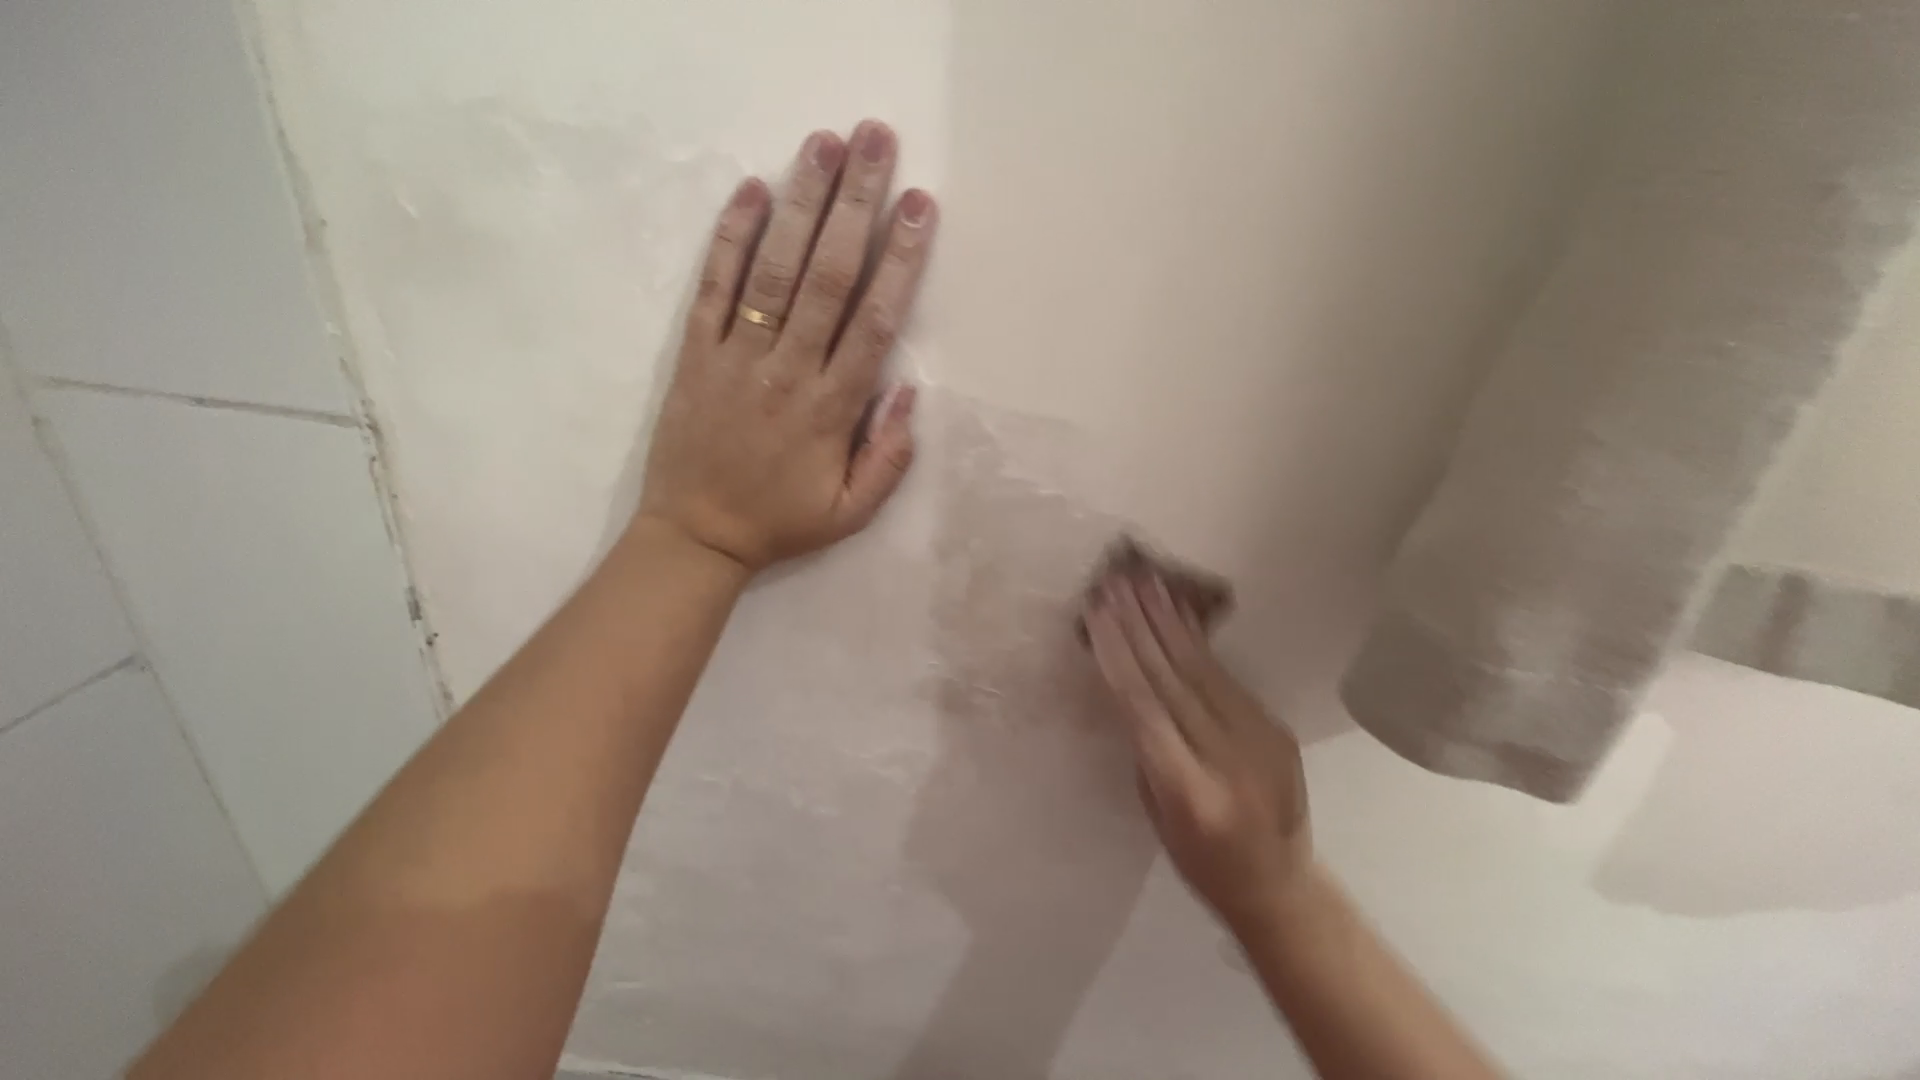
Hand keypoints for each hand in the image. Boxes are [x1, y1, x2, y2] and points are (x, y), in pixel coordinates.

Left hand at [637, 121, 936, 571]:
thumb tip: (910, 392)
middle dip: (856, 204)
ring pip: (773, 270)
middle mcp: (788, 371)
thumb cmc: (781, 522)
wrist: (696, 535)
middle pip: (827, 276)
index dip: (900, 260)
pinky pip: (714, 288)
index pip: (874, 321)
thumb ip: (890, 458)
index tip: (920, 206)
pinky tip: (751, 190)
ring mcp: (737, 357)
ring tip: (822, 144)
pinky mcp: (696, 353)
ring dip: (800, 204)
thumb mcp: (852, 513)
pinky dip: (730, 239)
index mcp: (832, 409)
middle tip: (876, 140)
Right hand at [1083, 568, 1313, 929]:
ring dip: (1169, 620)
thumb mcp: (1157, 815)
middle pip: (1173, 679)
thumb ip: (1145, 750)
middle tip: (1117, 580)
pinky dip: (1198, 641)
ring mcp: (1260, 740)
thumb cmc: (1200, 864)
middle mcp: (1229, 759)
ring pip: (1203, 669)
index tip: (1096, 613)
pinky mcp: (1275, 728)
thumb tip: (1127, 684)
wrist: (1279, 886)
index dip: (1117, 655)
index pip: (1144, 709)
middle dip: (1139, 624)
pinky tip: (1179, 612)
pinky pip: (1226, 678)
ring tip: (1145, 581)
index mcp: (1190, 792)